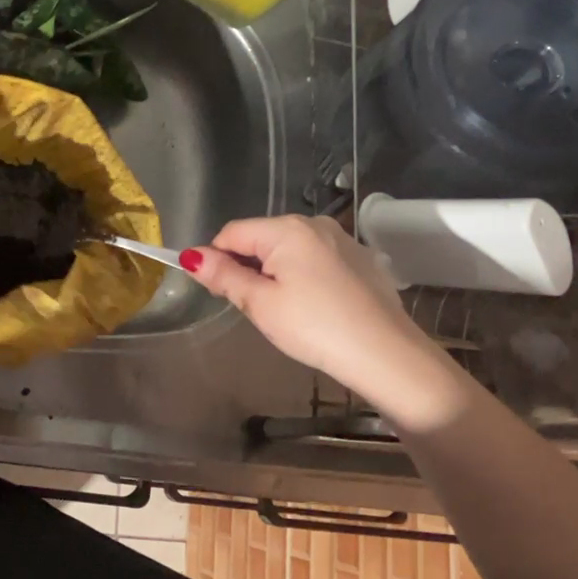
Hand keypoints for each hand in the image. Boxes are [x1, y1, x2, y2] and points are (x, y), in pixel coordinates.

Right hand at [182, 216, 449, 409]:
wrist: (386, 354)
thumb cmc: (315, 328)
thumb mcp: (260, 304)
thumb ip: (224, 276)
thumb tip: (191, 255)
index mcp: (286, 229)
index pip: (232, 233)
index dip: (216, 259)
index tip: (219, 292)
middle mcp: (315, 223)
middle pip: (261, 238)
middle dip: (248, 267)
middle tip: (253, 307)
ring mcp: (342, 240)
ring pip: (289, 250)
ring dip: (276, 273)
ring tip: (285, 311)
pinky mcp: (362, 259)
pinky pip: (316, 260)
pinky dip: (304, 277)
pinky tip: (315, 308)